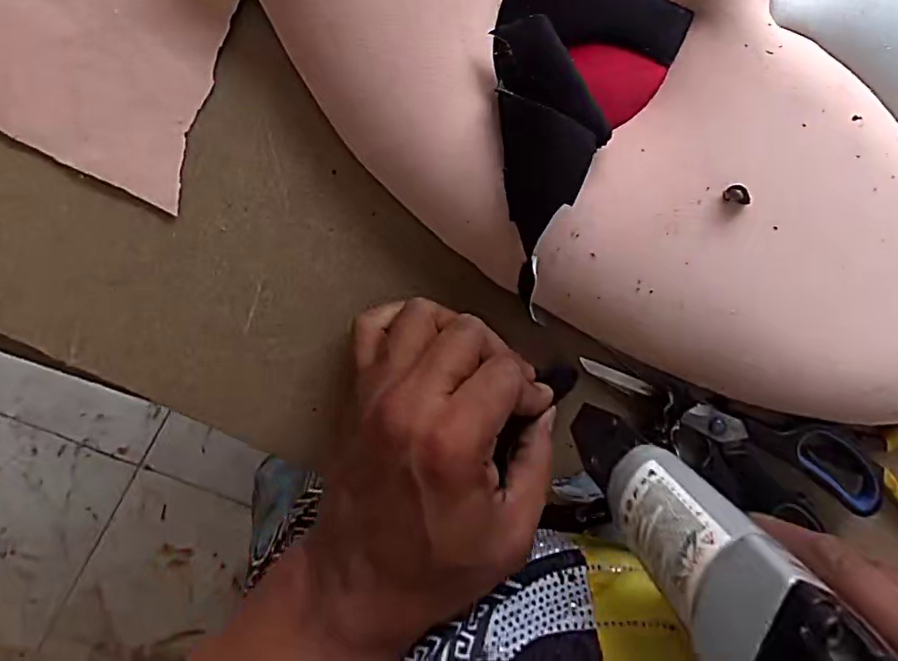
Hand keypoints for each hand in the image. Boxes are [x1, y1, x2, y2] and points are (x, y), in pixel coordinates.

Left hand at [195, 298, 554, 660]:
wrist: (358, 585)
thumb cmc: (436, 568)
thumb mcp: (512, 533)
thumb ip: (538, 459)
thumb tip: (541, 407)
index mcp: (450, 440)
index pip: (505, 371)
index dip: (530, 388)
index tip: (532, 410)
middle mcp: (409, 401)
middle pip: (468, 331)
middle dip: (499, 355)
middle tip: (505, 390)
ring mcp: (376, 388)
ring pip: (423, 313)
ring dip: (454, 330)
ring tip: (467, 366)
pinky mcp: (356, 387)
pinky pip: (373, 322)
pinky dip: (401, 321)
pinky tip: (424, 346)